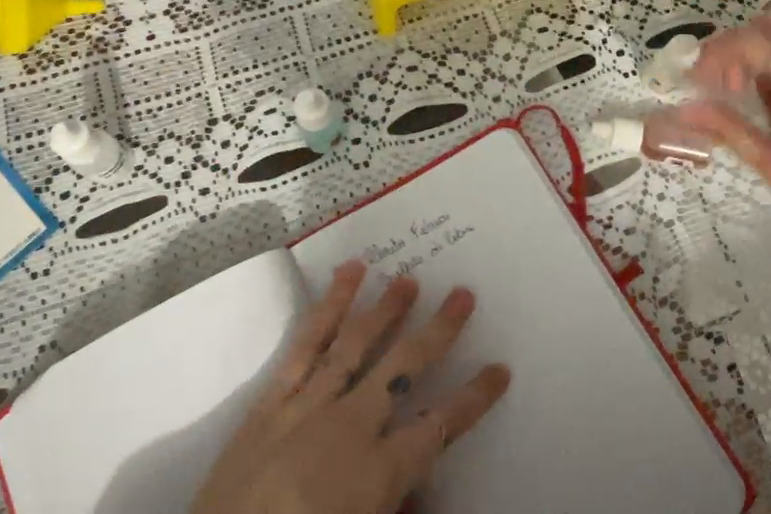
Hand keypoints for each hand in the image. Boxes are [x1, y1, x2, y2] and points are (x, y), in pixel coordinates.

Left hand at [190, 261, 510, 513]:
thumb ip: (398, 505)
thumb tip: (422, 491)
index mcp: (379, 471)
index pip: (440, 426)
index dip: (473, 398)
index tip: (499, 370)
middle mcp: (351, 426)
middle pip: (404, 366)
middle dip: (439, 330)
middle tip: (463, 294)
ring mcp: (308, 406)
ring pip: (355, 344)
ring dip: (385, 309)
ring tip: (408, 280)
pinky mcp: (270, 400)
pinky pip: (305, 346)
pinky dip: (326, 310)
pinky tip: (345, 280)